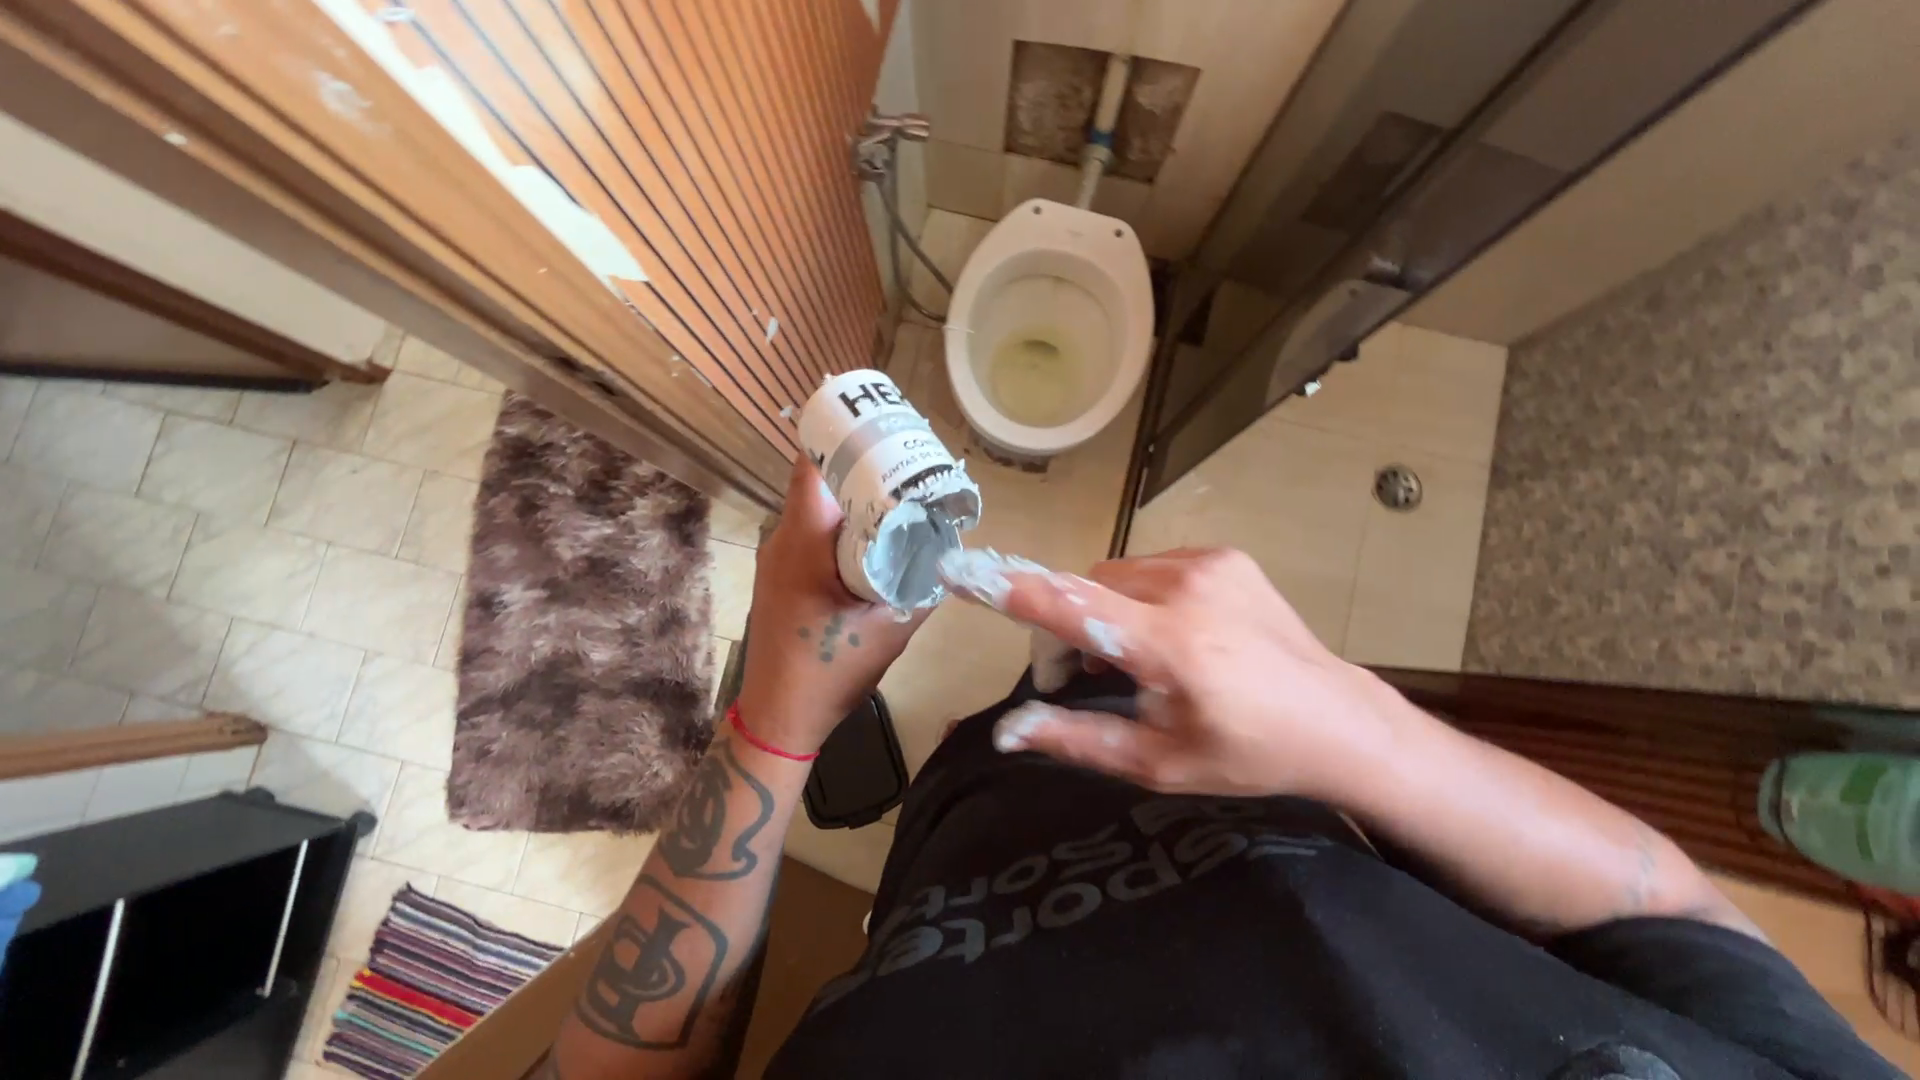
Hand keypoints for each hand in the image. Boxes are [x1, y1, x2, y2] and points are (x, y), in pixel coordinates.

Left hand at [733, 459, 928, 754]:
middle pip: (820, 482)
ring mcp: (777, 558)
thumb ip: (922, 588)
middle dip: (863, 470)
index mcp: (803, 540)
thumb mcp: (889, 630)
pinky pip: (812, 536)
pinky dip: (842, 530)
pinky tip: (874, 545)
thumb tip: (952, 558)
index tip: (887, 434)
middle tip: (909, 469)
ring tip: (901, 503)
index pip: (813, 465)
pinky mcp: (781, 577)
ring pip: (816, 510)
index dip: (847, 440)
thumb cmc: (828, 669)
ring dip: (854, 502)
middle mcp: (782, 539)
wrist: (777, 718)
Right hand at [980, 548, 1404, 800]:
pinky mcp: (1225, 556)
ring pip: (1115, 576)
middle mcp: (1188, 591)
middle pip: (1088, 589)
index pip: (1073, 608)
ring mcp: (1211, 565)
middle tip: (1079, 677)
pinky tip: (1166, 633)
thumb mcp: (1158, 762)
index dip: (1011, 589)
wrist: (1337, 721)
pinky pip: (1150, 567)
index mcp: (1171, 648)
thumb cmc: (1246, 754)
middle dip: (1067, 626)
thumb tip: (1006, 731)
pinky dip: (1137, 596)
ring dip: (1103, 611)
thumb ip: (1077, 739)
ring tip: (1130, 658)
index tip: (959, 571)